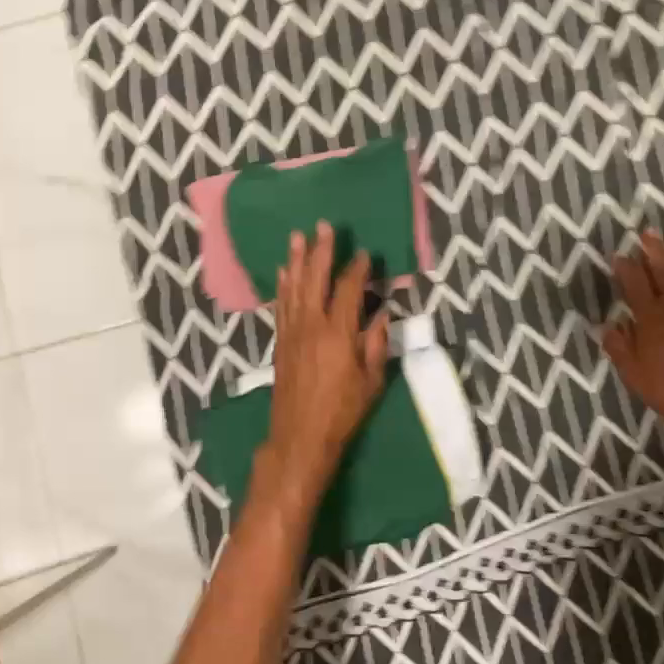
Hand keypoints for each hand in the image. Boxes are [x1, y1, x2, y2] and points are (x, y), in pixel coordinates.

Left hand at [266, 223, 389, 482]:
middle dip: (322, 252)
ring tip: (299, 237)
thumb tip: (382, 314)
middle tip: (324, 226)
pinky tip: (285, 273)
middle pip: (315, 280)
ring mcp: (292, 332)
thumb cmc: (343, 411)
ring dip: (297, 261)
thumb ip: (377, 344)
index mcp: (338, 333)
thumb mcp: (372, 380)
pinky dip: (283, 286)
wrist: (300, 437)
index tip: (365, 254)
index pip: (347, 290)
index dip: (357, 269)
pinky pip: (282, 305)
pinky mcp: (281, 342)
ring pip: (294, 288)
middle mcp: (311, 325)